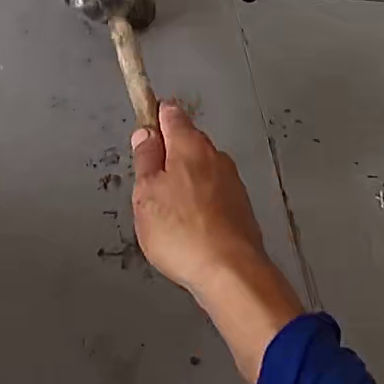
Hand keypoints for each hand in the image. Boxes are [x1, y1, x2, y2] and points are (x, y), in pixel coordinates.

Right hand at [131, 103, 301, 382]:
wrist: (230, 270)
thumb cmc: (181, 231)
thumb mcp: (146, 193)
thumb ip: (145, 158)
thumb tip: (145, 133)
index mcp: (189, 145)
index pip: (171, 113)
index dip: (155, 115)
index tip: (144, 122)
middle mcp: (215, 155)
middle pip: (187, 140)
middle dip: (168, 153)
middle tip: (147, 181)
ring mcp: (231, 180)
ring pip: (201, 168)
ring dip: (184, 179)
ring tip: (166, 211)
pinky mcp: (239, 205)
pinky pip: (213, 192)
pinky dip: (199, 200)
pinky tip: (188, 225)